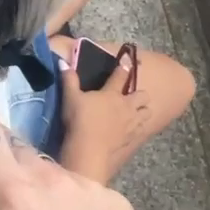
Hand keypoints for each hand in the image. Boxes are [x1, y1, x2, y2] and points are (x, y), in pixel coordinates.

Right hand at [57, 46, 153, 183]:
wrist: (89, 149)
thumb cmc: (79, 119)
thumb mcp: (70, 97)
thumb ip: (68, 79)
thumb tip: (62, 60)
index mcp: (112, 94)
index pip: (120, 76)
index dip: (124, 68)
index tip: (127, 61)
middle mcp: (127, 106)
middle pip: (142, 95)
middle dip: (139, 94)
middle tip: (129, 96)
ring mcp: (132, 123)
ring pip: (147, 112)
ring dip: (143, 110)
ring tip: (135, 112)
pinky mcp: (133, 137)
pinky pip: (143, 128)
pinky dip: (139, 126)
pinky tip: (133, 128)